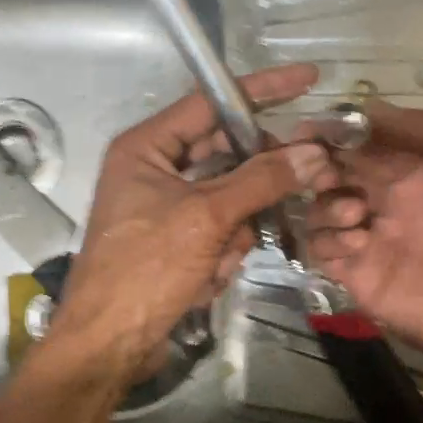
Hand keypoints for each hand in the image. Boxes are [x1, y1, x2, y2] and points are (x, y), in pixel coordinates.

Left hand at [45, 63, 326, 378]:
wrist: (109, 342)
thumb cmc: (145, 269)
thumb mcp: (205, 218)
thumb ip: (261, 180)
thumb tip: (313, 153)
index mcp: (145, 147)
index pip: (211, 101)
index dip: (262, 90)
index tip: (308, 80)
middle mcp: (152, 170)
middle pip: (226, 155)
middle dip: (251, 187)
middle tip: (297, 185)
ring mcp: (163, 210)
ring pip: (229, 200)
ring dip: (232, 234)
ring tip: (215, 261)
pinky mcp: (174, 245)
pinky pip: (218, 234)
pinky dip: (219, 257)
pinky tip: (204, 281)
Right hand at [302, 102, 422, 373]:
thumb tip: (365, 109)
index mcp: (418, 167)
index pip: (362, 140)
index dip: (334, 131)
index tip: (311, 131)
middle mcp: (388, 198)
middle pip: (333, 172)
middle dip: (319, 166)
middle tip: (322, 173)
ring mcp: (372, 239)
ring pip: (321, 210)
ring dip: (325, 204)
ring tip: (357, 216)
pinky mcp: (360, 277)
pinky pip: (323, 251)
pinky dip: (327, 241)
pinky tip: (357, 244)